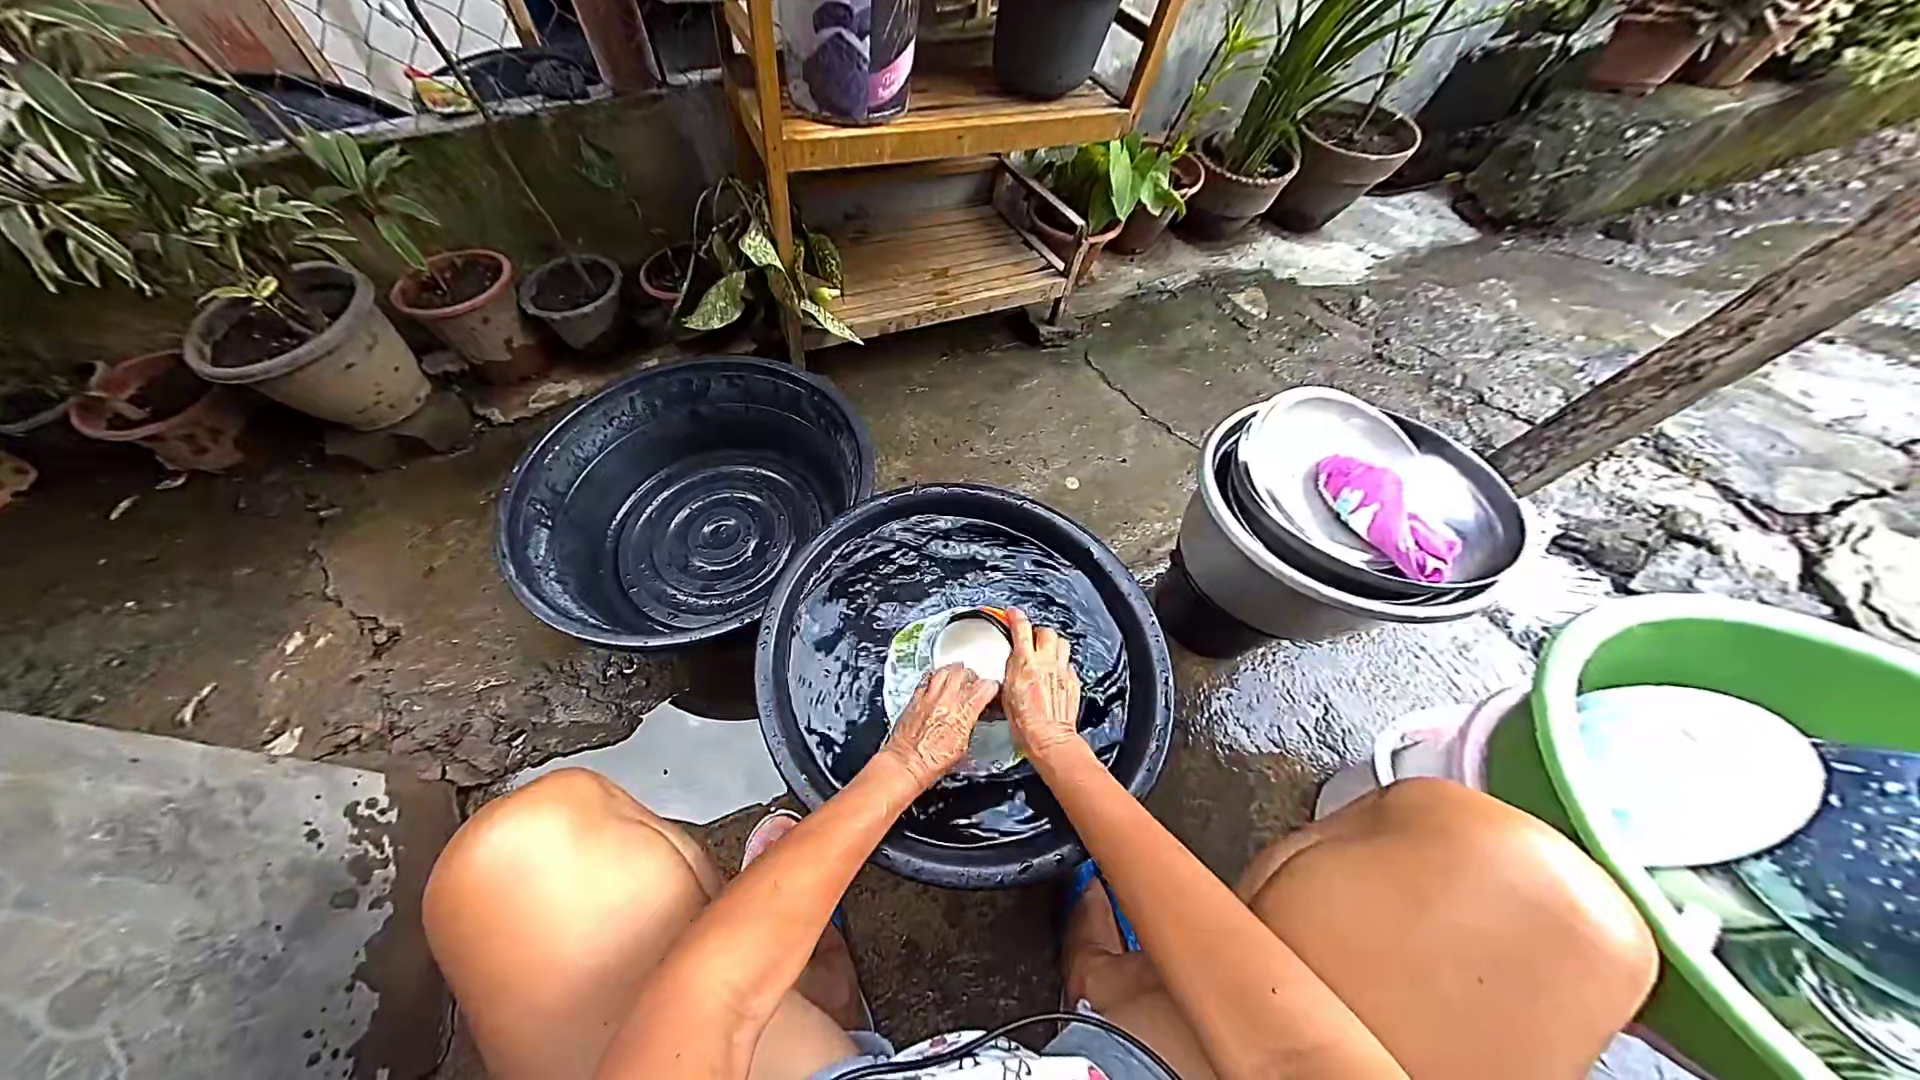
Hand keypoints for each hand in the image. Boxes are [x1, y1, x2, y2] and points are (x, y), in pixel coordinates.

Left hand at [881, 664, 999, 790]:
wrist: (907, 763)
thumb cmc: (932, 761)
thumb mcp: (963, 746)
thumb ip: (969, 724)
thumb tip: (972, 717)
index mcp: (963, 713)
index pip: (984, 687)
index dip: (991, 687)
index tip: (991, 689)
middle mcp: (947, 700)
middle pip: (964, 673)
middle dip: (972, 676)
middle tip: (973, 682)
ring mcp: (930, 696)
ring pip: (944, 670)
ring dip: (953, 671)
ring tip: (956, 674)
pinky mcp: (915, 697)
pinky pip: (926, 678)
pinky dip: (934, 676)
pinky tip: (936, 679)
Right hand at [1002, 608, 1081, 764]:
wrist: (1048, 737)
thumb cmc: (1025, 722)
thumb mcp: (1006, 691)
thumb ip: (1012, 669)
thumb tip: (1014, 659)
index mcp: (1025, 663)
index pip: (1021, 628)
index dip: (1016, 617)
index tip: (1013, 613)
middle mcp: (1046, 663)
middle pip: (1046, 631)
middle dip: (1037, 631)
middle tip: (1031, 637)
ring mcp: (1061, 670)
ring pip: (1061, 642)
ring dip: (1053, 643)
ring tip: (1046, 650)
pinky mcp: (1072, 681)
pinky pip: (1068, 662)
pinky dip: (1061, 662)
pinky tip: (1055, 671)